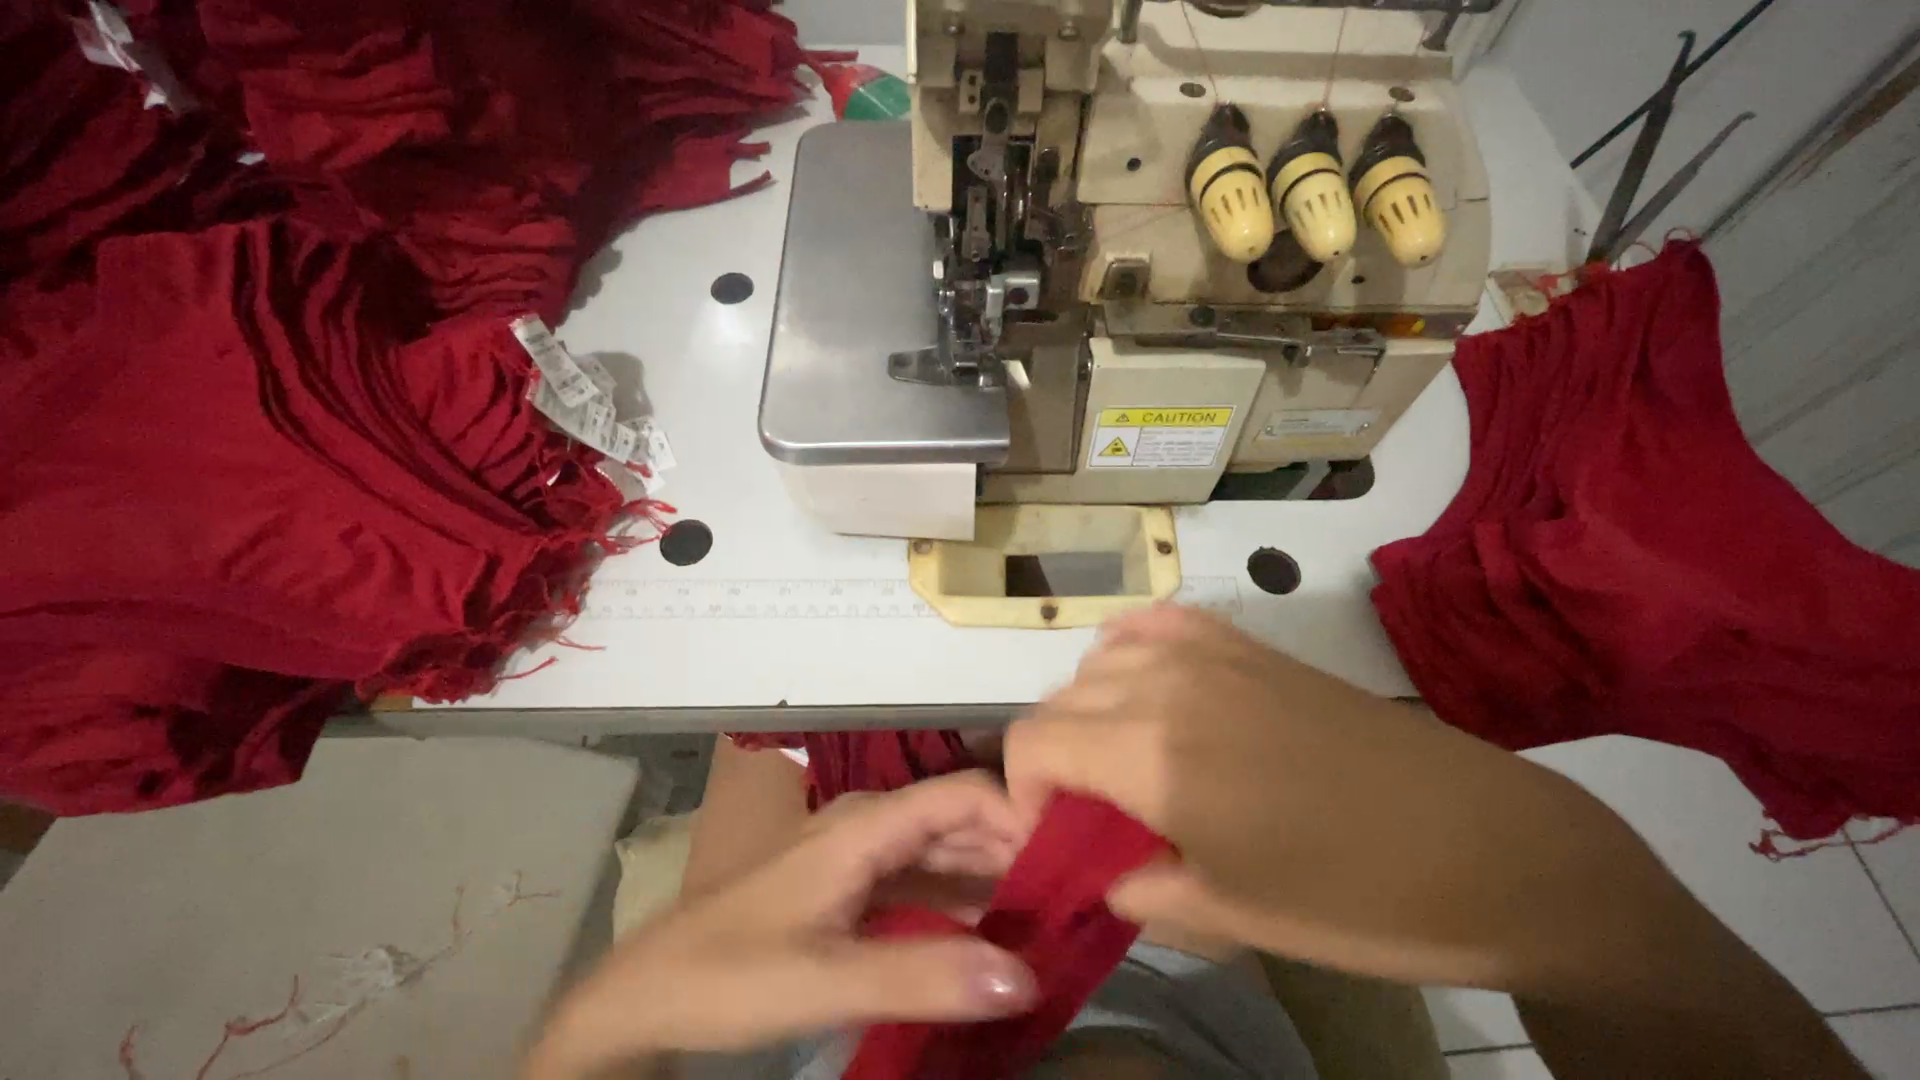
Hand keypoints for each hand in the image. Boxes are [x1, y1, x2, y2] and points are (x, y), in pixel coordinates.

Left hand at [522, 772, 1039, 1079]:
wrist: (646, 993)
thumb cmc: (728, 972)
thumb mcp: (826, 980)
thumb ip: (924, 978)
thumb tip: (1030, 975)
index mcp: (862, 826)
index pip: (962, 794)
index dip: (1020, 813)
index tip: (1073, 858)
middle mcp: (865, 826)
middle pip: (958, 820)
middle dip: (1017, 849)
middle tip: (1077, 896)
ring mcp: (854, 857)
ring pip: (940, 852)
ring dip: (992, 878)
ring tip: (1049, 916)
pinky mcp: (846, 889)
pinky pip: (919, 883)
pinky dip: (959, 903)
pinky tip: (990, 935)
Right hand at [1004, 606, 1694, 995]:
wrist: (1486, 846)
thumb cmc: (1354, 900)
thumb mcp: (1225, 918)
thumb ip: (1129, 886)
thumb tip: (1088, 863)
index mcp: (1152, 754)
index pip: (1030, 744)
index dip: (1023, 796)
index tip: (1058, 838)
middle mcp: (1166, 683)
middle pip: (1057, 701)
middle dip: (1054, 759)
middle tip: (1095, 816)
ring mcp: (1210, 651)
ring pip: (1098, 661)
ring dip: (1089, 711)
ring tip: (1127, 762)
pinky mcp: (1249, 643)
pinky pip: (1155, 624)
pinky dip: (1132, 653)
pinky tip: (1152, 690)